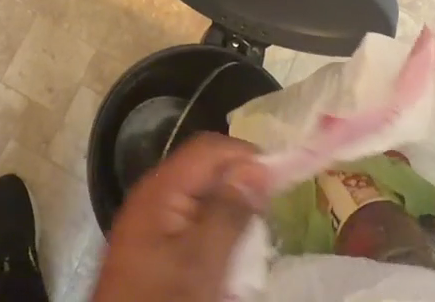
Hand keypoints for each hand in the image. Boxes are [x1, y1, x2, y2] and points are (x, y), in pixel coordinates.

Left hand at [93, 133, 270, 301]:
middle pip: (207, 171)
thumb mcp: (201, 261)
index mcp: (161, 187)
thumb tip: (258, 167)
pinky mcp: (156, 245)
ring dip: (231, 214)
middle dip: (240, 187)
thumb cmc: (162, 299)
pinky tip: (229, 259)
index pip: (210, 148)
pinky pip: (194, 224)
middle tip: (269, 218)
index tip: (281, 183)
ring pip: (204, 198)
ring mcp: (153, 220)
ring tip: (254, 242)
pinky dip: (217, 235)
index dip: (246, 156)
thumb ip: (229, 212)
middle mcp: (155, 194)